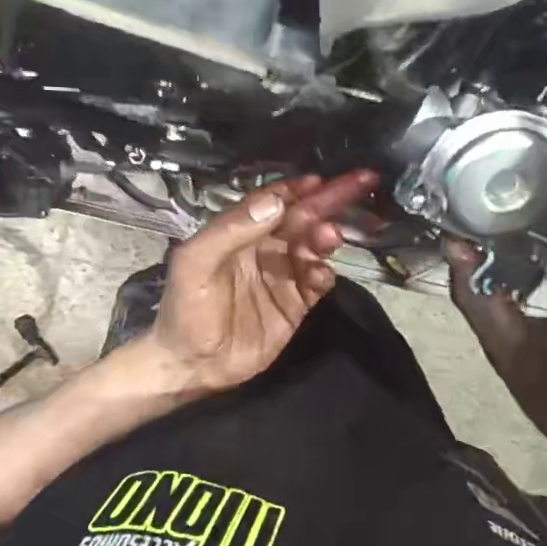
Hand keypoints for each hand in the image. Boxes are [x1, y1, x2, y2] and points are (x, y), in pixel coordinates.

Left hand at [150, 171, 379, 393]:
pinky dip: (324, 274)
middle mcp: (265, 248)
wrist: (191, 366)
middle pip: (302, 217)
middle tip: (361, 182)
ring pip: (313, 247)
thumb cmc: (185, 309)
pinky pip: (317, 282)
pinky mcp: (295, 304)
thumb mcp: (195, 263)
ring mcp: (282, 276)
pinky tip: (322, 273)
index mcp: (240, 231)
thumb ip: (231, 230)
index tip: (322, 179)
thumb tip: (276, 203)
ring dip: (326, 237)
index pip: (274, 201)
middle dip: (330, 200)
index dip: (298, 189)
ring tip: (332, 235)